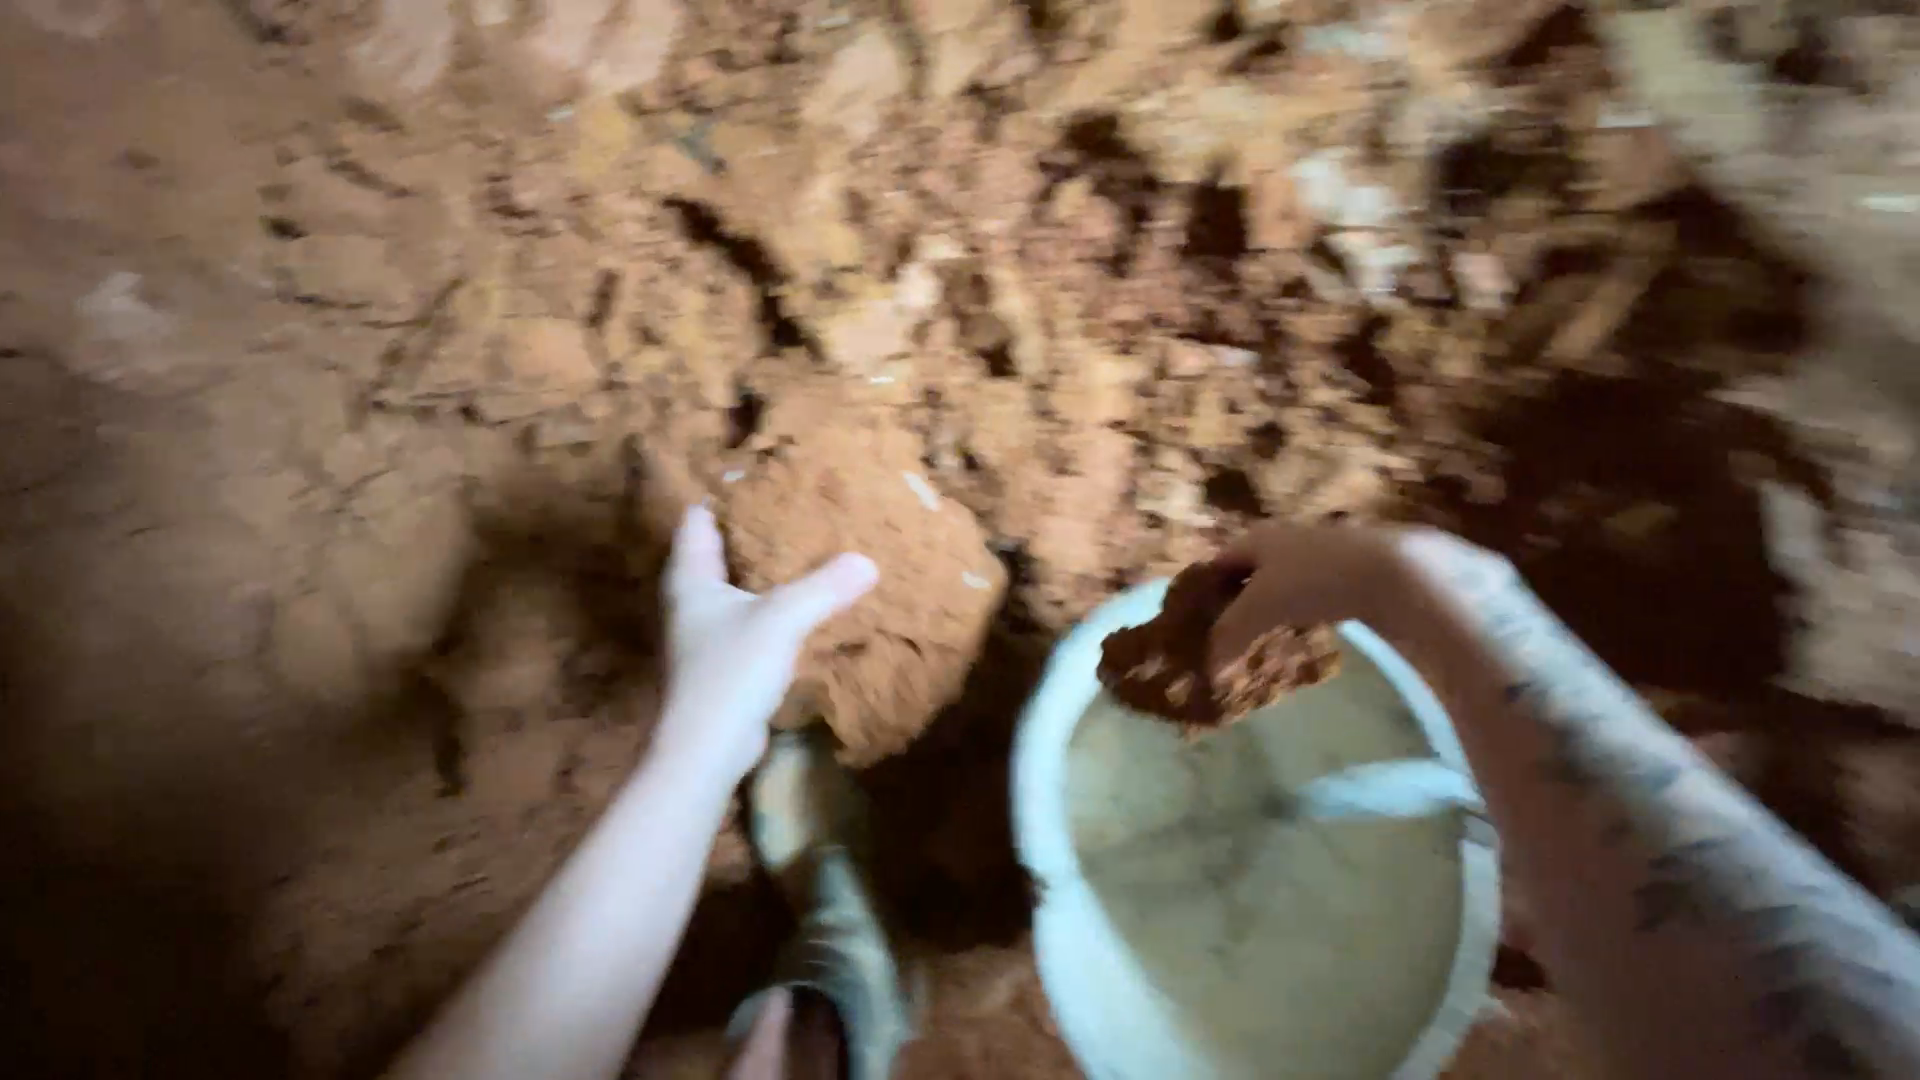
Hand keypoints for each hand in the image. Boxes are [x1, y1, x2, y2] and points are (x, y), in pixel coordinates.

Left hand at [653, 505, 877, 781]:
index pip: (696, 522)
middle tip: (787, 508)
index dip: (720, 497)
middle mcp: (690, 602)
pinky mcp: (722, 663)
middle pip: (714, 553)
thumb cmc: (730, 672)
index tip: (753, 477)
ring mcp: (704, 635)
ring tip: (798, 549)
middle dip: (746, 532)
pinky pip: (747, 620)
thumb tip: (868, 561)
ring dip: (759, 572)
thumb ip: (824, 587)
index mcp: (689, 580)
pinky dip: (769, 607)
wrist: (706, 750)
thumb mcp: (782, 619)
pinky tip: (798, 605)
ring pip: (732, 589)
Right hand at [1208, 521, 1514, 671]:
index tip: (1199, 620)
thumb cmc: (1313, 581)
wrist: (1395, 572)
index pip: (1217, 563)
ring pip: (1286, 577)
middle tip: (1232, 631)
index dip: (1204, 590)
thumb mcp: (1259, 611)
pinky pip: (1316, 586)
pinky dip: (1306, 606)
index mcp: (1255, 538)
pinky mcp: (1355, 565)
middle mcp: (1285, 536)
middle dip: (1239, 597)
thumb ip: (1229, 635)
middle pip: (1251, 568)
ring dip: (1275, 603)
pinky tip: (1311, 628)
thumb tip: (1210, 666)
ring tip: (1269, 634)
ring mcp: (1323, 548)